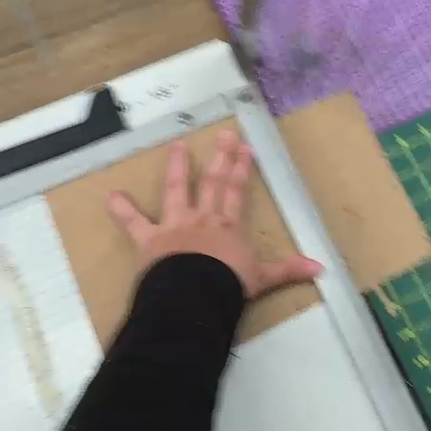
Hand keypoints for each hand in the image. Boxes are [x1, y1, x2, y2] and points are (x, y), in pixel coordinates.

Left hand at [106, 129, 323, 299]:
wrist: (195, 296)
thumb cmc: (228, 285)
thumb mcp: (263, 278)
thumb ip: (288, 270)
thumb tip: (320, 268)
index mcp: (228, 226)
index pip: (237, 191)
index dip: (242, 169)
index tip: (245, 149)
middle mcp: (202, 218)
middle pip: (213, 182)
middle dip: (220, 158)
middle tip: (223, 135)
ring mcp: (175, 225)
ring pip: (176, 191)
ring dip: (178, 168)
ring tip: (178, 146)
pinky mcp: (150, 240)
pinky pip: (132, 223)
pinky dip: (121, 210)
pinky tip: (110, 195)